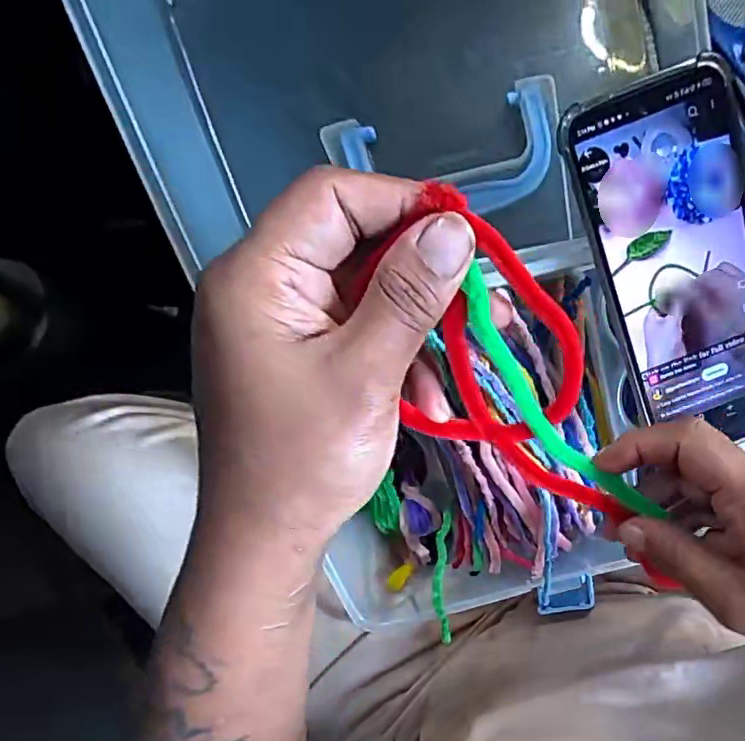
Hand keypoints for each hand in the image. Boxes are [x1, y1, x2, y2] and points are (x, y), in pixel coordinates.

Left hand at [190, 166, 476, 551]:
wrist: (266, 538)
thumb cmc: (305, 461)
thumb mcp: (365, 375)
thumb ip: (409, 297)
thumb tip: (454, 230)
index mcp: (260, 275)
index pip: (333, 199)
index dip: (404, 205)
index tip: (466, 238)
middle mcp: (266, 287)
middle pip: (358, 247)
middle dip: (427, 279)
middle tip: (485, 307)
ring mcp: (285, 325)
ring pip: (369, 296)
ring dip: (421, 329)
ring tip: (465, 367)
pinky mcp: (304, 357)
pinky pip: (361, 336)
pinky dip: (400, 360)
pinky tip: (428, 400)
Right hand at [591, 418, 744, 678]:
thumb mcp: (732, 595)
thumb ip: (674, 555)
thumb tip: (626, 528)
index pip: (688, 440)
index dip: (636, 446)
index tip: (599, 473)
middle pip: (695, 464)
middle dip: (648, 490)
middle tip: (616, 530)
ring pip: (711, 486)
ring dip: (673, 510)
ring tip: (647, 551)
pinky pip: (733, 503)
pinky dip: (702, 522)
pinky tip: (686, 552)